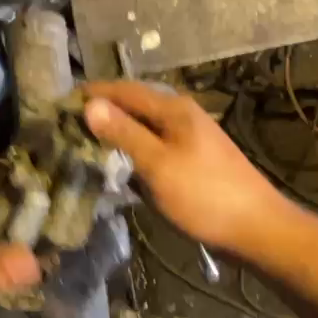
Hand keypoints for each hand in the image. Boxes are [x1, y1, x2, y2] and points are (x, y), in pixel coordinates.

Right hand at [83, 81, 288, 252]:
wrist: (256, 228)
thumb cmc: (204, 194)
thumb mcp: (158, 164)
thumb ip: (124, 133)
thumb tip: (90, 104)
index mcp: (174, 109)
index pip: (124, 89)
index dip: (93, 94)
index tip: (60, 104)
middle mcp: (182, 116)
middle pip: (134, 107)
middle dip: (103, 114)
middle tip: (67, 128)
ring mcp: (190, 139)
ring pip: (144, 129)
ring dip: (118, 135)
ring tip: (84, 147)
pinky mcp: (193, 161)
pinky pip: (155, 148)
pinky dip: (134, 154)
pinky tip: (118, 169)